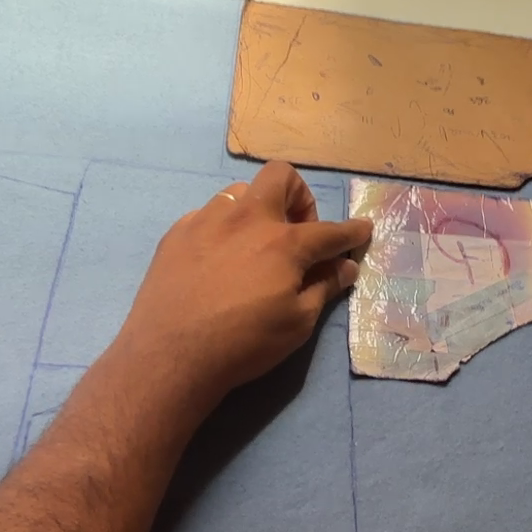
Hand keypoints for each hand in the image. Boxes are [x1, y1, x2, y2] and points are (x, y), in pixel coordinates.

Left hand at [115, 162, 370, 406]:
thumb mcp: (297, 323)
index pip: (329, 230)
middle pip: (280, 177)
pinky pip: (208, 215)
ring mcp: (207, 220)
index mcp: (284, 242)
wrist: (170, 355)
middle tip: (297, 233)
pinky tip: (218, 263)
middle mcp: (247, 219)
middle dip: (299, 197)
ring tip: (254, 247)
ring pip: (241, 193)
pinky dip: (224, 230)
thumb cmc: (243, 343)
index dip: (352, 232)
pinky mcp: (177, 233)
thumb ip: (324, 288)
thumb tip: (345, 267)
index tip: (362, 230)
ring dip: (258, 212)